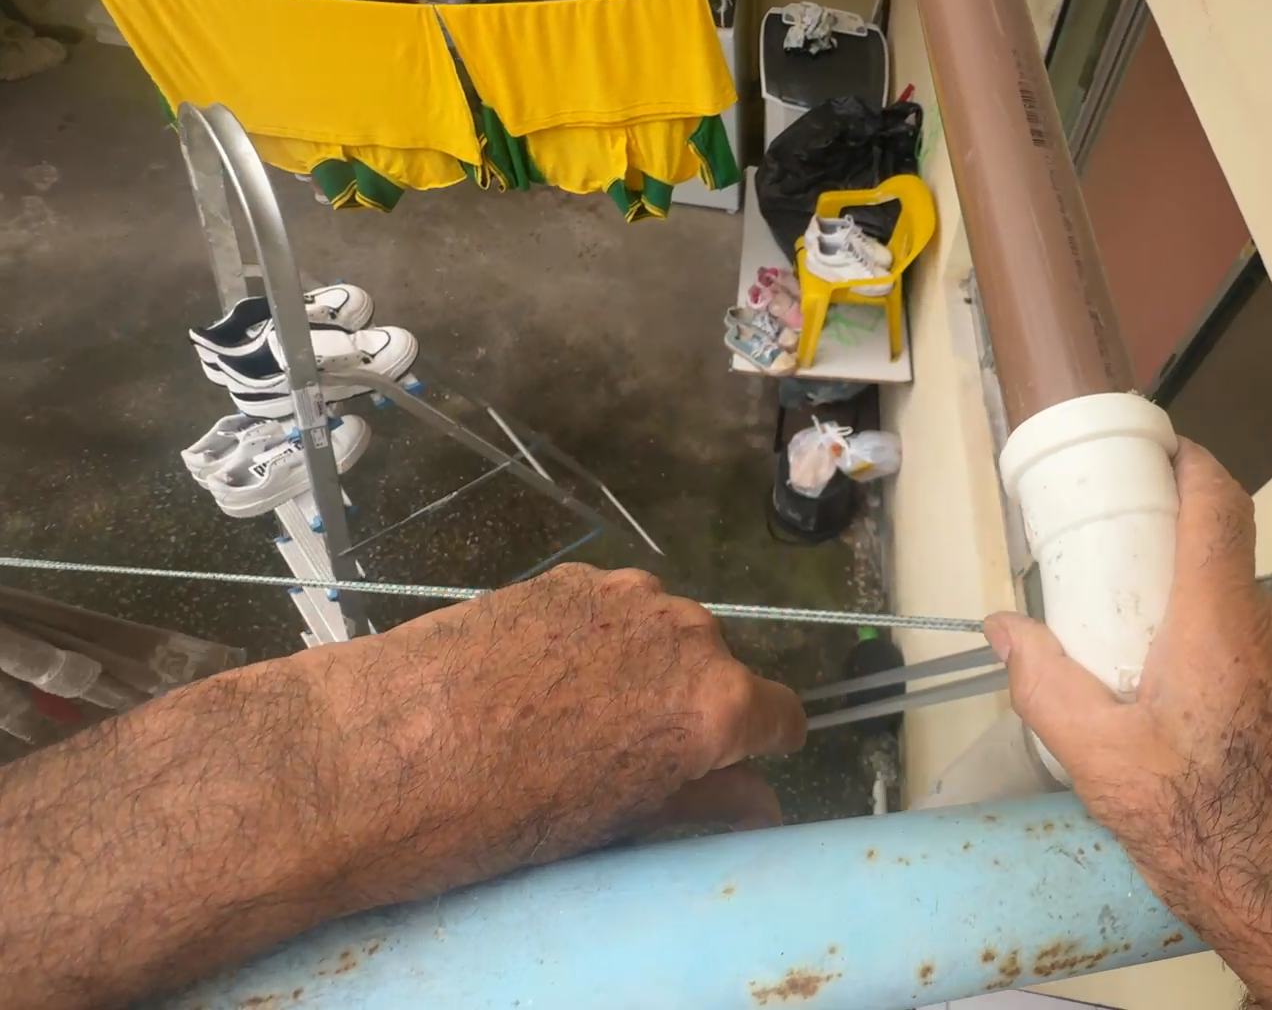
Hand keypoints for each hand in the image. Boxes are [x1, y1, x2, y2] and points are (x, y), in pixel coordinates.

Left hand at [294, 563, 805, 910]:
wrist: (362, 753)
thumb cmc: (500, 817)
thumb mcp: (618, 823)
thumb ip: (706, 802)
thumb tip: (763, 806)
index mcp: (716, 703)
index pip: (781, 716)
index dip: (764, 744)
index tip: (735, 765)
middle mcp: (693, 634)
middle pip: (722, 671)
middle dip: (696, 706)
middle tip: (630, 748)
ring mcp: (633, 595)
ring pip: (669, 636)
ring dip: (649, 667)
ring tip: (573, 706)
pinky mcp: (578, 575)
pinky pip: (617, 612)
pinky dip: (602, 639)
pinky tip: (536, 670)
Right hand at [986, 442, 1271, 1007]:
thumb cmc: (1215, 840)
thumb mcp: (1105, 769)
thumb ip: (1044, 686)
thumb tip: (1002, 627)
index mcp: (1223, 626)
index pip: (1217, 504)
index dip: (1189, 462)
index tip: (1160, 452)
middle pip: (1222, 573)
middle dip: (1175, 592)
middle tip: (1137, 649)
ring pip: (1255, 624)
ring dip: (1216, 646)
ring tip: (1188, 722)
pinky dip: (1257, 678)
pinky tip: (1242, 747)